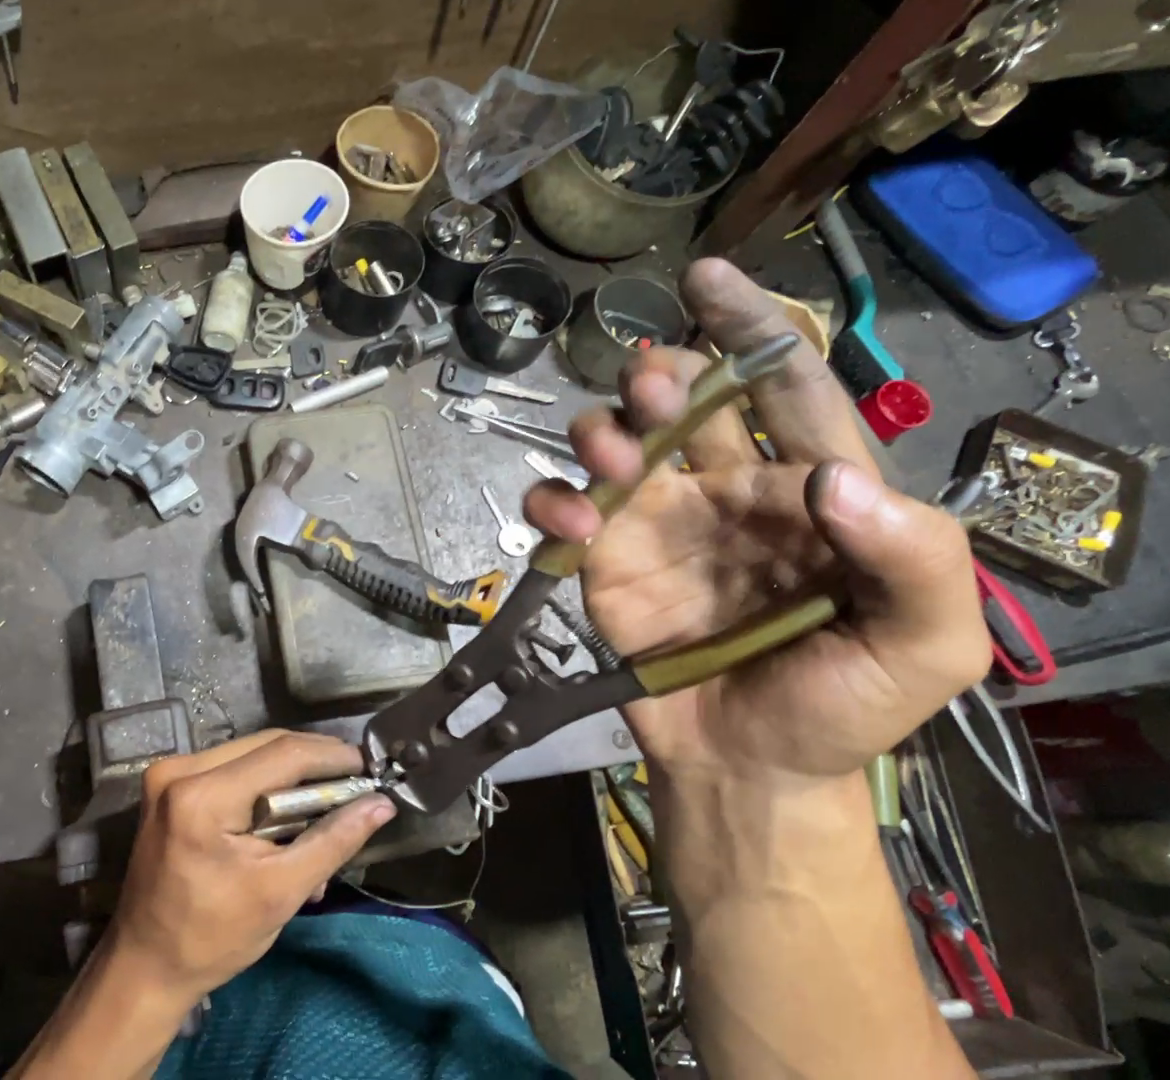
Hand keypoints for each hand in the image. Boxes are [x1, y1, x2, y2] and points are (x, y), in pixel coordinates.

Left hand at [109, 730, 393, 1001]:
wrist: (145, 963)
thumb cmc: (212, 937)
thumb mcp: (281, 891)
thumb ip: (333, 841)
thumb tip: (382, 804)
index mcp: (201, 795)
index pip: (283, 754)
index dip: (333, 757)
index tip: (372, 769)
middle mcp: (179, 769)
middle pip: (266, 747)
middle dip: (315, 767)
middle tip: (357, 790)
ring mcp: (168, 774)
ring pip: (251, 756)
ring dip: (291, 783)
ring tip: (326, 817)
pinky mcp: (169, 786)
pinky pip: (231, 772)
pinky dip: (263, 793)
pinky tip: (287, 826)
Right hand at [525, 259, 989, 784]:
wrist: (750, 769)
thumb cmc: (844, 706)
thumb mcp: (927, 645)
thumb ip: (914, 558)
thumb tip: (828, 480)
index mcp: (808, 492)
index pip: (785, 390)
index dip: (752, 328)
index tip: (707, 278)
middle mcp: (725, 493)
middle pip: (683, 405)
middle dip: (661, 380)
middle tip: (648, 391)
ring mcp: (655, 525)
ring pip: (612, 445)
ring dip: (603, 434)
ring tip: (612, 464)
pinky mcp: (600, 561)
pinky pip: (562, 509)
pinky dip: (554, 501)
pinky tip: (568, 520)